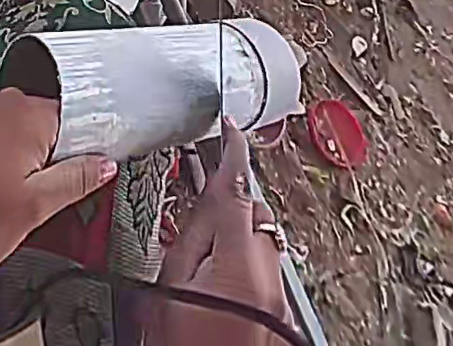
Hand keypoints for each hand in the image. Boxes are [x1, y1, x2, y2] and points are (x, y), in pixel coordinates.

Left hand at [0, 89, 114, 282]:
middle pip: (54, 123)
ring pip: (28, 130)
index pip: (80, 119)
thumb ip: (76, 179)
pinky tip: (6, 186)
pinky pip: (4, 133)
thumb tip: (104, 164)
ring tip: (28, 195)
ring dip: (35, 157)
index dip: (91, 149)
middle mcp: (7, 103)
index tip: (95, 174)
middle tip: (59, 195)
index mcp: (30, 115)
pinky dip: (11, 155)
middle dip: (62, 155)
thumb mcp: (35, 207)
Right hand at [153, 123, 289, 345]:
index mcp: (240, 263)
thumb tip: (204, 201)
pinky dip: (244, 256)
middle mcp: (270, 279)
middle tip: (196, 203)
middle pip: (255, 214)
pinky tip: (218, 267)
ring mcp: (279, 299)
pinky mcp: (281, 316)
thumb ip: (191, 234)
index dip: (234, 152)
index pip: (238, 190)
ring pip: (262, 240)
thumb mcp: (171, 281)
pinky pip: (265, 266)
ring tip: (204, 243)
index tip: (231, 128)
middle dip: (228, 202)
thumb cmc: (185, 344)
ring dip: (236, 230)